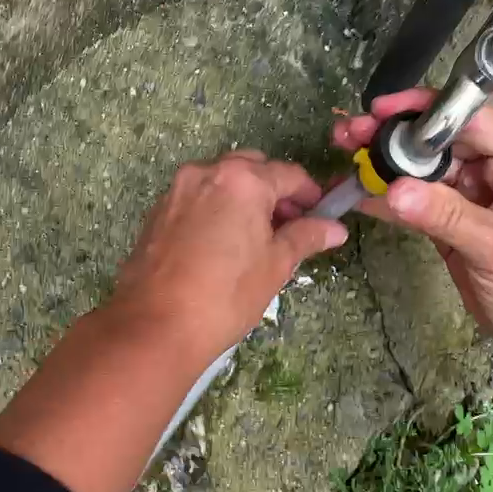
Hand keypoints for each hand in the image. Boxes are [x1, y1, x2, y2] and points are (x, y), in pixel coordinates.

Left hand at [102, 150, 347, 367]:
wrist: (156, 323)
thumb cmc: (226, 294)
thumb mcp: (276, 265)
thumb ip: (306, 237)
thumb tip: (335, 228)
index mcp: (243, 180)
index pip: (289, 174)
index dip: (310, 193)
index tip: (320, 214)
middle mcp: (208, 172)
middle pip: (253, 167)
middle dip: (274, 190)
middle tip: (288, 225)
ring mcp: (178, 188)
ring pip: (222, 179)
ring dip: (244, 196)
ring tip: (255, 236)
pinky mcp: (159, 209)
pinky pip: (198, 196)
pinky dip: (216, 207)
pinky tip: (221, 242)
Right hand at [331, 89, 492, 374]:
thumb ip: (447, 216)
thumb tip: (393, 188)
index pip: (476, 122)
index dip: (429, 111)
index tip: (382, 111)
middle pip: (445, 140)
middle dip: (397, 135)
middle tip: (350, 132)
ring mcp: (477, 197)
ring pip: (427, 168)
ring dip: (387, 162)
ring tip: (345, 151)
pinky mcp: (456, 223)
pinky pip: (420, 201)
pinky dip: (390, 197)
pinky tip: (357, 190)